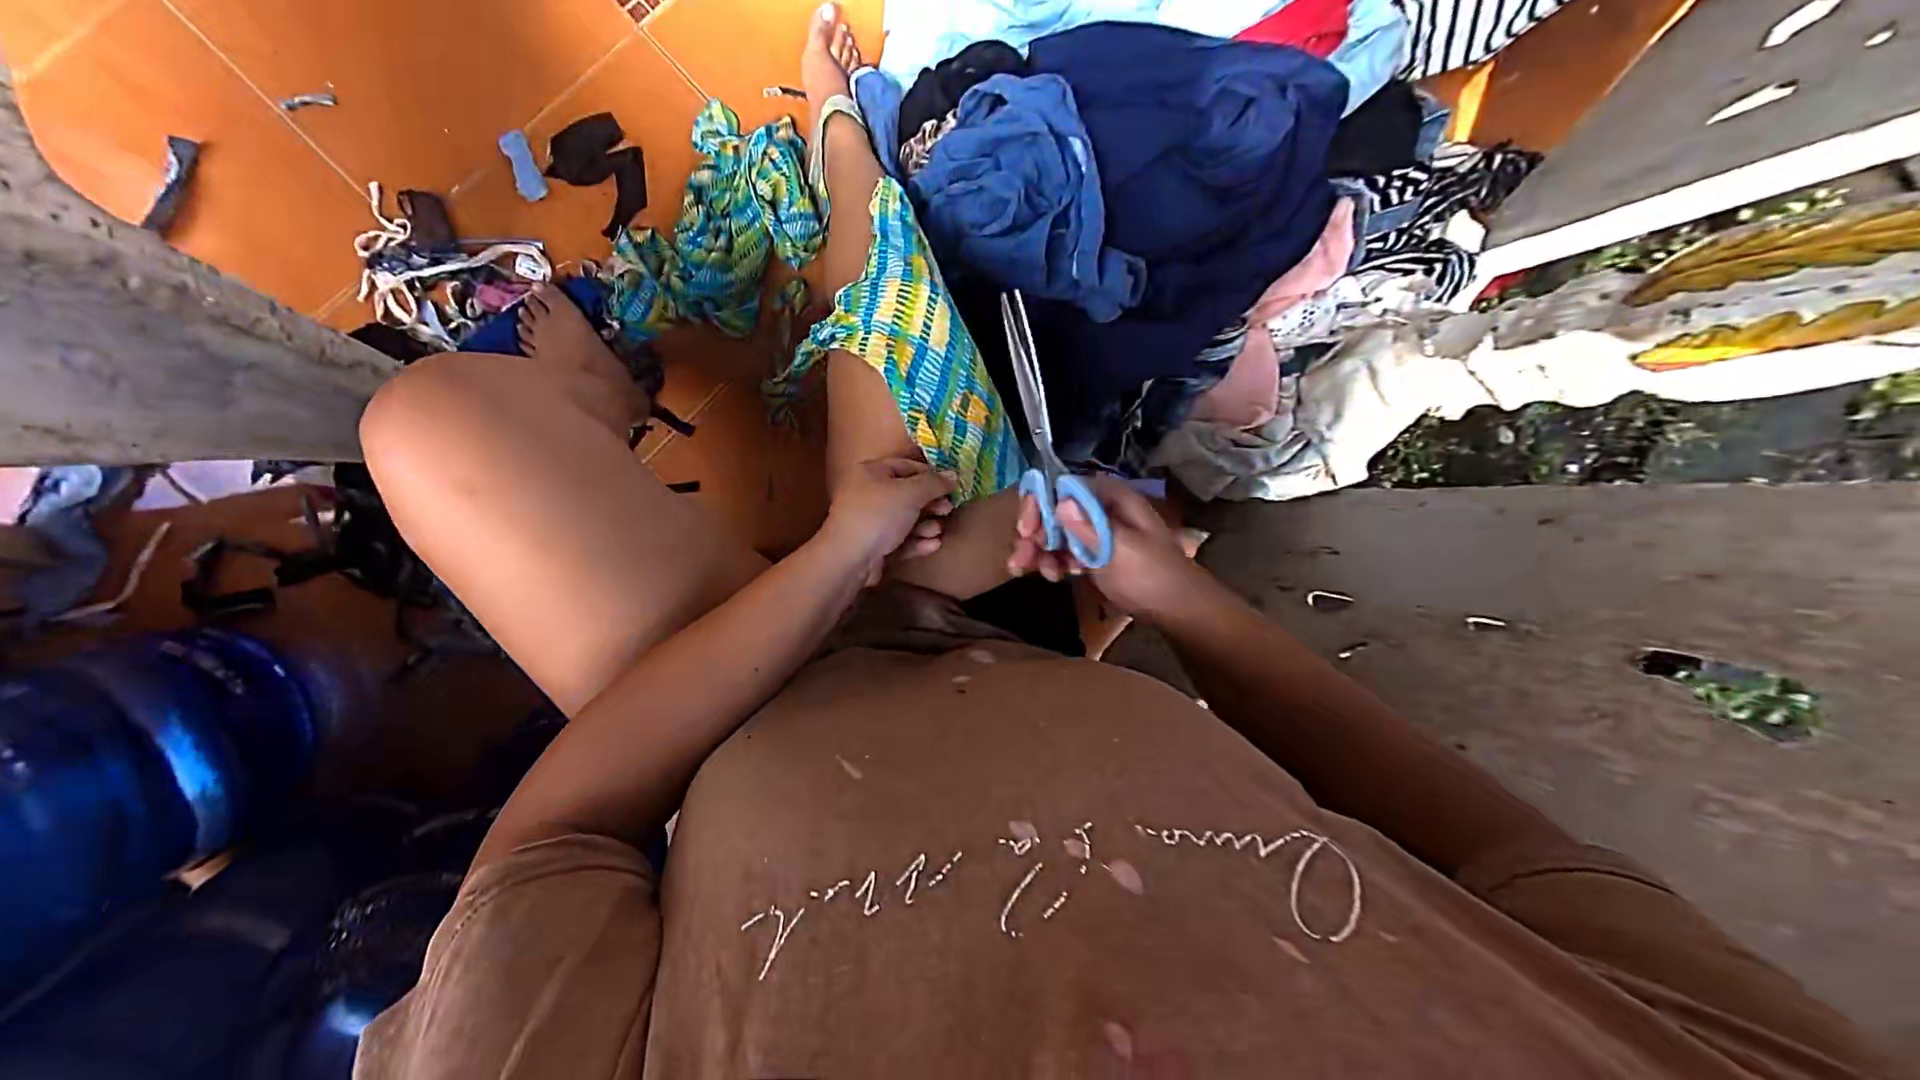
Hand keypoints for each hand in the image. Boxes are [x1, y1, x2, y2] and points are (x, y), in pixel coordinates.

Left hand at [823, 457, 956, 585]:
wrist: (850, 558)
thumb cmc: (879, 515)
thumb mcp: (910, 493)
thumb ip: (934, 483)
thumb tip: (954, 476)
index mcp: (871, 473)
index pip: (906, 466)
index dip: (930, 474)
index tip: (951, 485)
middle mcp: (869, 494)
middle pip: (908, 494)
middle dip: (931, 503)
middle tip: (948, 509)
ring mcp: (871, 522)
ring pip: (905, 519)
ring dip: (926, 524)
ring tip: (937, 530)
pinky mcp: (875, 546)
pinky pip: (901, 540)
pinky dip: (917, 542)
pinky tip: (932, 545)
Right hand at [1006, 476, 1202, 619]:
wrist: (1175, 609)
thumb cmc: (1153, 575)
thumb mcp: (1122, 550)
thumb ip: (1091, 528)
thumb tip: (1061, 503)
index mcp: (1111, 498)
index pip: (1064, 488)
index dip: (1040, 504)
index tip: (1025, 529)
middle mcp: (1100, 509)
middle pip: (1054, 510)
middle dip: (1034, 533)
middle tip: (1019, 558)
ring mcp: (1096, 533)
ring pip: (1055, 533)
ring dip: (1038, 550)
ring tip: (1026, 572)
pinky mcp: (1092, 555)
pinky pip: (1063, 552)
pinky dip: (1051, 561)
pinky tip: (1050, 576)